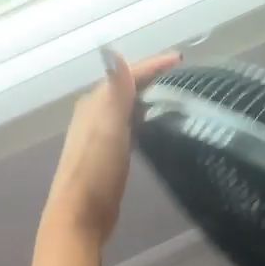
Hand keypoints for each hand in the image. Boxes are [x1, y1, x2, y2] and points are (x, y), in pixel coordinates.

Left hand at [43, 48, 181, 244]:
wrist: (81, 215)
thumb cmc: (96, 172)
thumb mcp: (109, 128)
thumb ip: (115, 92)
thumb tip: (112, 50)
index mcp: (95, 104)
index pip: (126, 75)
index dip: (153, 65)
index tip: (181, 60)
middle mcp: (95, 115)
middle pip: (126, 87)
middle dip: (153, 78)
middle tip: (183, 78)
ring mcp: (100, 135)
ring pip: (127, 107)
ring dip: (148, 98)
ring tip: (175, 98)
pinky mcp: (108, 155)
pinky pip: (129, 126)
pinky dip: (144, 119)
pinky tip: (155, 128)